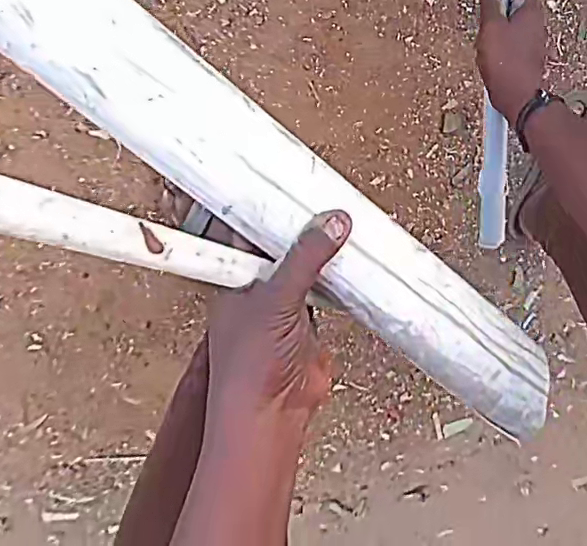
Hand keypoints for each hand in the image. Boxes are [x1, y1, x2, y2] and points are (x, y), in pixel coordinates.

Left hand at [172, 211, 348, 545]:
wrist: (273, 416)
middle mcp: (257, 278)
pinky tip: (353, 247)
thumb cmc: (248, 370)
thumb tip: (333, 223)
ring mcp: (284, 293)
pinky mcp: (310, 308)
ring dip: (321, 237)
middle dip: (296, 213)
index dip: (255, 197)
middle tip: (318, 182)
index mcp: (233, 273)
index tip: (275, 169)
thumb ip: (306, 259)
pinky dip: (340, 262)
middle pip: (277, 233)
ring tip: (339, 206)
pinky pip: (328, 274)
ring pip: (303, 253)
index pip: (240, 222)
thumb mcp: (275, 301)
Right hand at [477, 0, 546, 117]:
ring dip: (498, 29)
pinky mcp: (529, 55)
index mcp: (530, 11)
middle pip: (514, 4)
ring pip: (512, 24)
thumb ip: (490, 5)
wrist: (518, 97)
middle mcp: (537, 23)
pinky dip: (502, 43)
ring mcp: (534, 40)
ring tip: (487, 41)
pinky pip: (513, 41)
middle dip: (497, 9)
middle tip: (484, 19)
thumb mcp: (490, 28)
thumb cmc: (506, 63)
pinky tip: (492, 56)